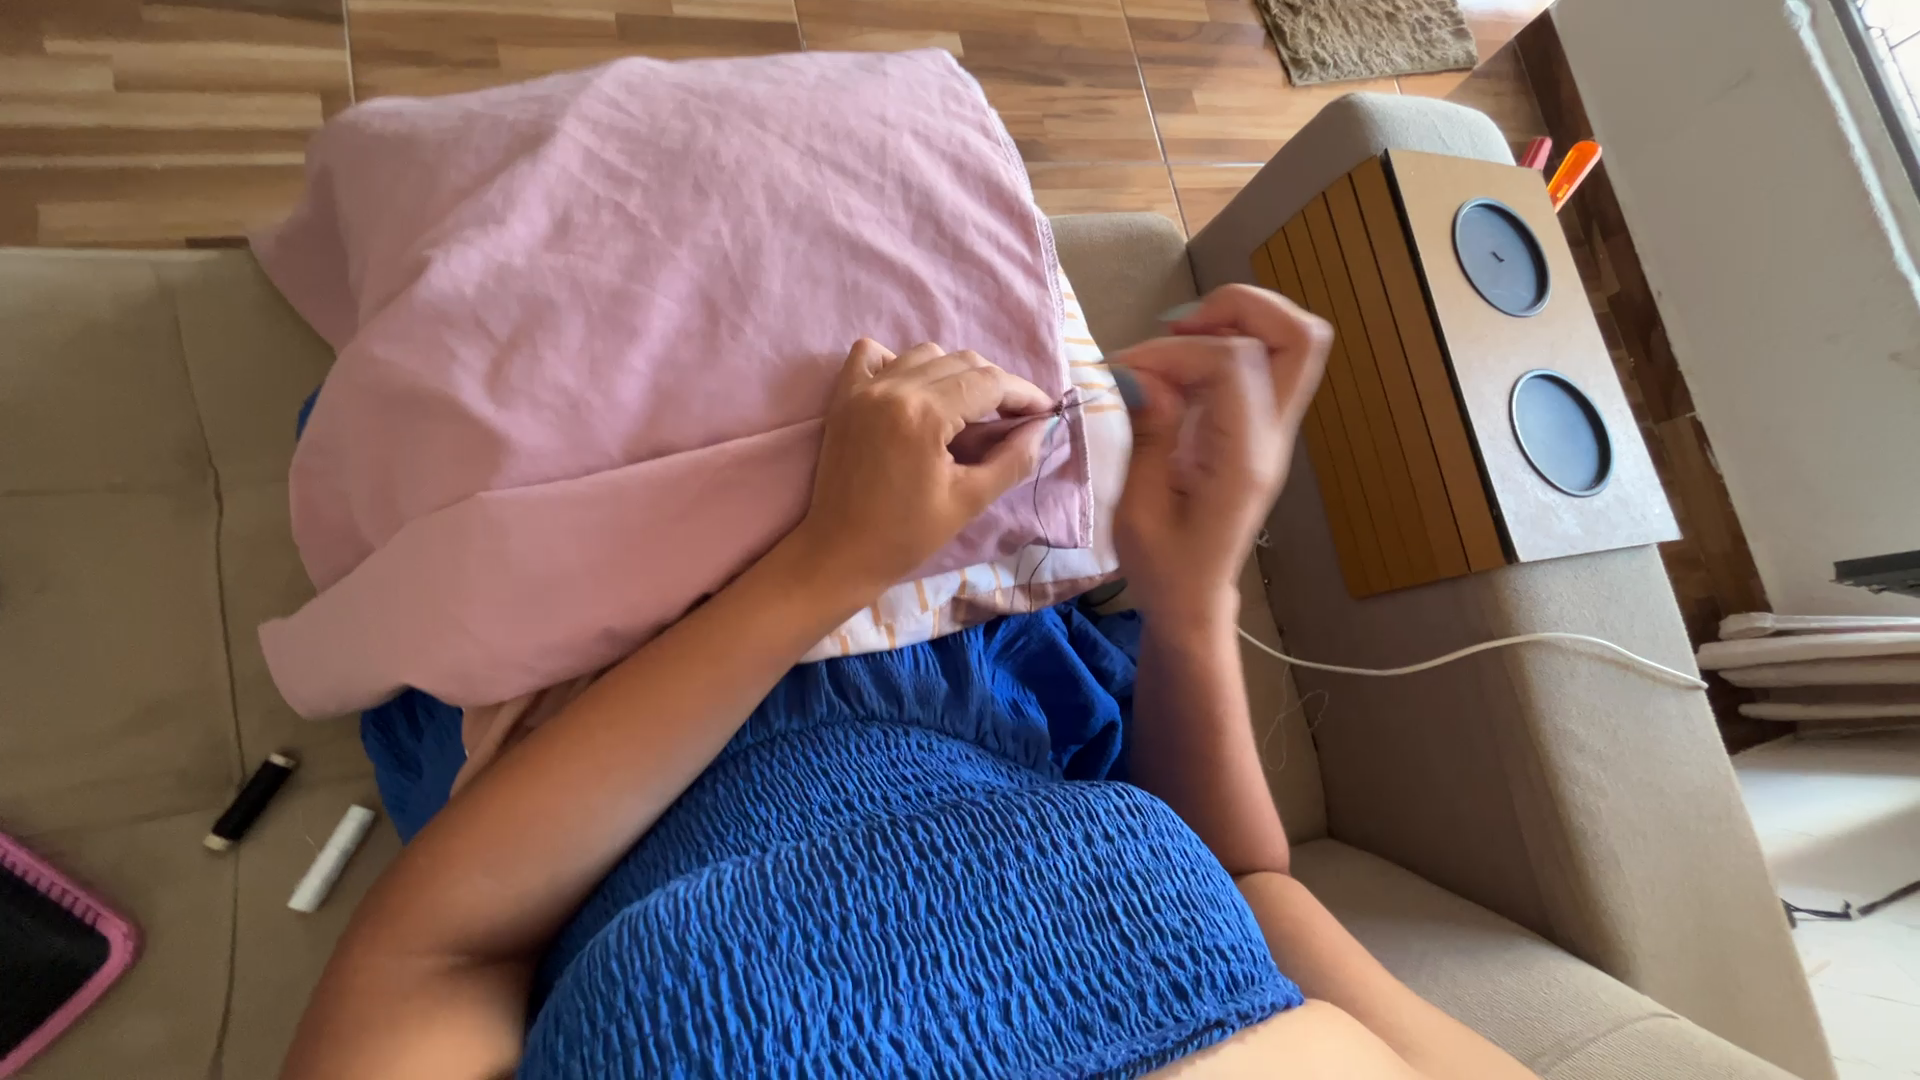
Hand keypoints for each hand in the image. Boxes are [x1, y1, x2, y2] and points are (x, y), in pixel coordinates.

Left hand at [789, 338, 1053, 595]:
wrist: (838, 554)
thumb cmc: (906, 536)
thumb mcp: (970, 501)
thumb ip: (1013, 460)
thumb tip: (1042, 427)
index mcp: (924, 414)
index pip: (990, 383)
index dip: (1025, 395)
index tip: (1046, 412)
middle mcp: (892, 388)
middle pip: (962, 361)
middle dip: (996, 385)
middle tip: (1013, 417)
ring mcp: (862, 389)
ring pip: (925, 354)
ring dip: (955, 372)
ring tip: (969, 409)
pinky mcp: (842, 397)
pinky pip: (873, 354)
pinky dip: (900, 362)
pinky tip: (914, 390)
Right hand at [1113, 284, 1330, 625]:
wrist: (1193, 601)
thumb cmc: (1162, 568)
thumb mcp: (1137, 510)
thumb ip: (1148, 434)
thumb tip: (1145, 374)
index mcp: (1242, 460)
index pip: (1233, 365)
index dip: (1175, 352)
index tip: (1126, 371)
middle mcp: (1272, 437)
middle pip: (1299, 336)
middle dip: (1237, 309)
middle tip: (1177, 330)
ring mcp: (1273, 432)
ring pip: (1291, 341)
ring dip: (1234, 323)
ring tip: (1175, 344)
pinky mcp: (1260, 430)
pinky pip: (1265, 363)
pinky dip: (1224, 344)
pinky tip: (1180, 366)